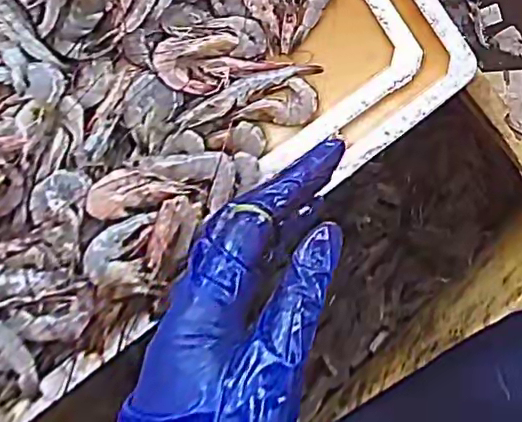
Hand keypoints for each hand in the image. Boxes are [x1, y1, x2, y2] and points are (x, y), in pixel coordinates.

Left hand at [120, 138, 344, 421]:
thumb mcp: (271, 364)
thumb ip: (299, 297)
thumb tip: (324, 238)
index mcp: (204, 296)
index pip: (254, 214)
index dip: (295, 179)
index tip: (327, 156)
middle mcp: (194, 292)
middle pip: (244, 216)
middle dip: (288, 183)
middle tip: (325, 160)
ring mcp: (195, 307)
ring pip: (241, 238)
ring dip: (281, 209)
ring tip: (317, 188)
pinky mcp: (202, 324)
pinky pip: (240, 264)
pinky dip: (272, 242)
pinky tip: (293, 238)